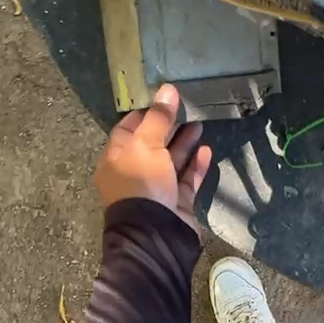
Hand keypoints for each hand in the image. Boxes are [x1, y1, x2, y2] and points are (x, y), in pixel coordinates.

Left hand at [95, 84, 211, 233]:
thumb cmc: (142, 184)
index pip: (127, 130)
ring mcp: (156, 190)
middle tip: (186, 109)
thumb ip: (158, 117)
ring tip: (200, 125)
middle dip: (168, 127)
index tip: (163, 100)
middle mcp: (134, 174)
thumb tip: (167, 88)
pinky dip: (196, 165)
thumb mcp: (145, 144)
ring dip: (184, 144)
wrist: (155, 233)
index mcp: (116, 160)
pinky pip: (186, 180)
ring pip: (171, 162)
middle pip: (151, 145)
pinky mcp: (176, 203)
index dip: (144, 114)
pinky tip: (207, 151)